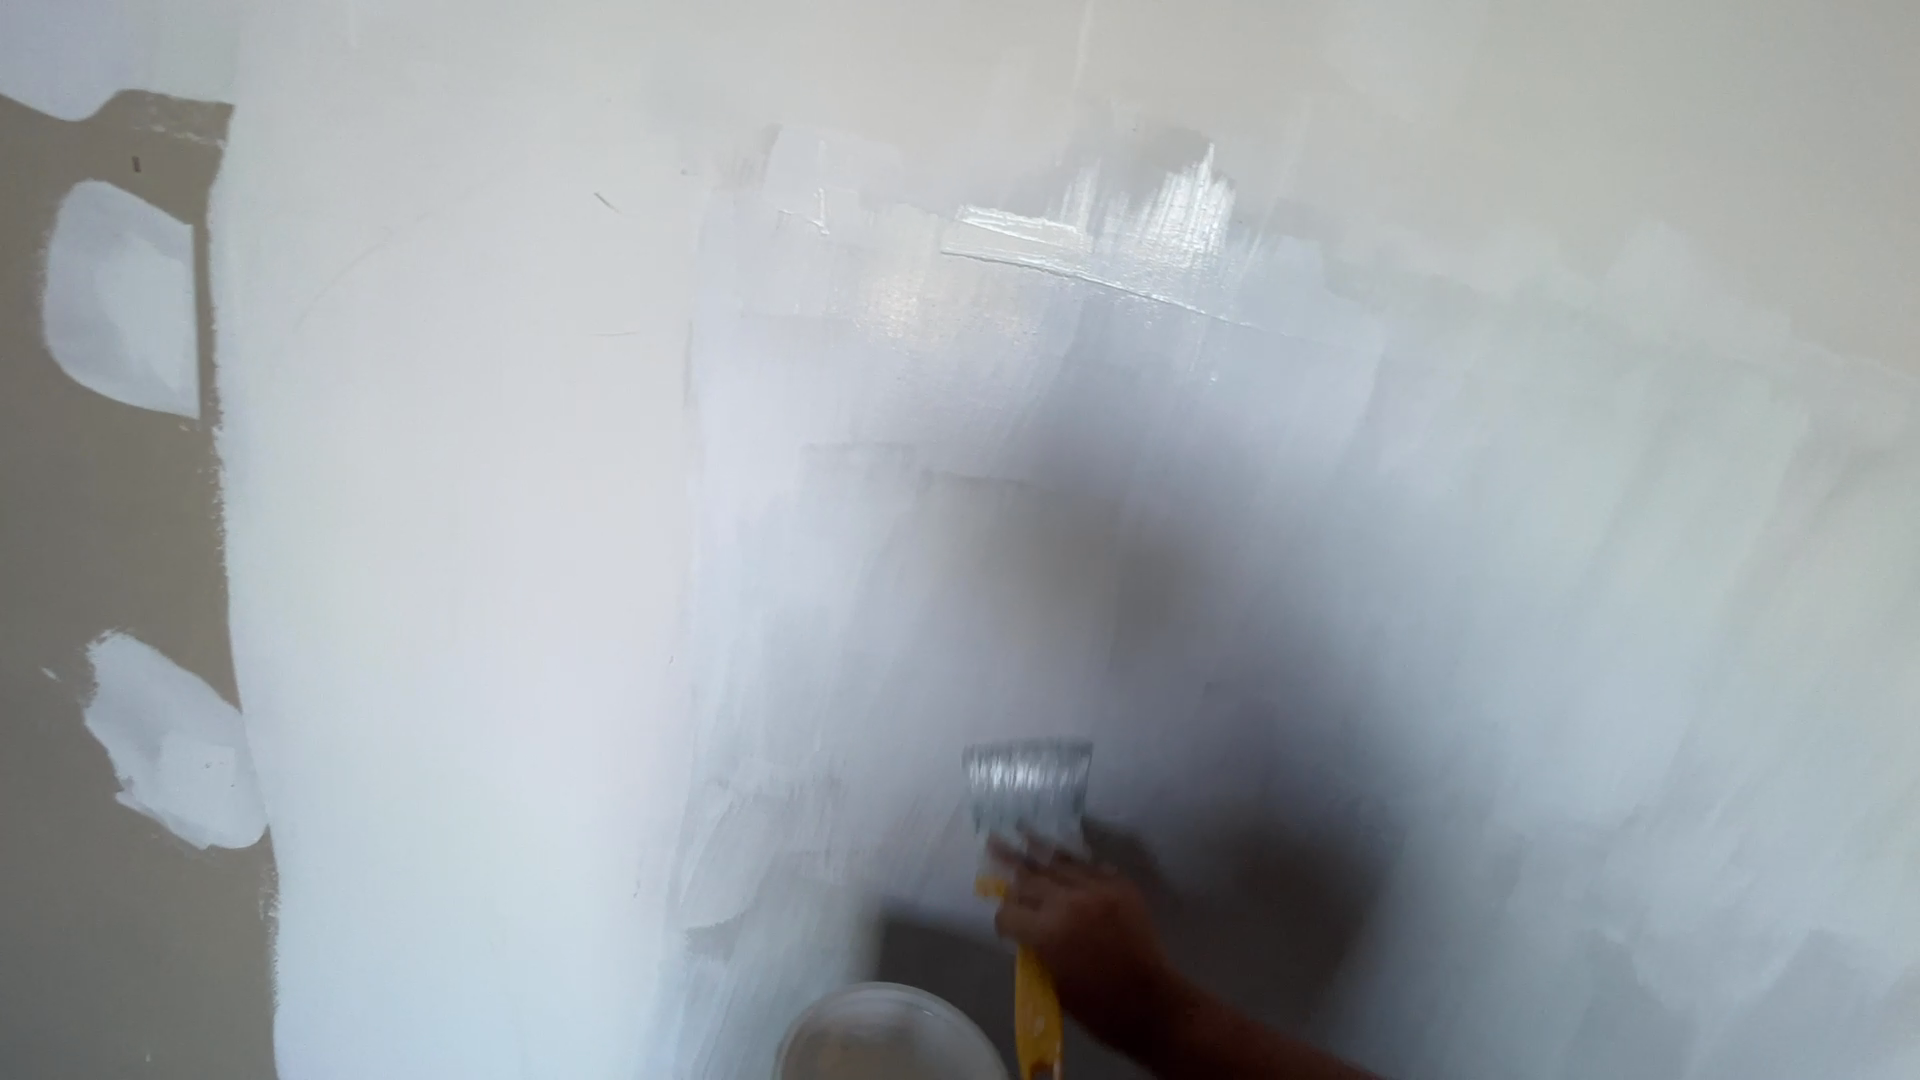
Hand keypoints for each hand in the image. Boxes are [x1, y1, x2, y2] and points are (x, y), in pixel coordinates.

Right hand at [987, 835, 1197, 1057]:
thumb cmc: (1099, 1007)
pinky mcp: (1119, 885)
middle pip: (1028, 877)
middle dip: (1009, 865)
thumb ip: (1035, 948)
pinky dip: (1073, 864)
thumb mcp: (1053, 983)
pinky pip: (1089, 865)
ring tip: (1019, 829)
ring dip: (1036, 848)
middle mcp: (1068, 902)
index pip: (1009, 912)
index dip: (1003, 919)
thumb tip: (1024, 926)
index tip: (1006, 925)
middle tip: (992, 844)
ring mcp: (1096, 889)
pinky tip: (1061, 856)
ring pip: (1058, 861)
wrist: (1154, 1004)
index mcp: (1047, 932)